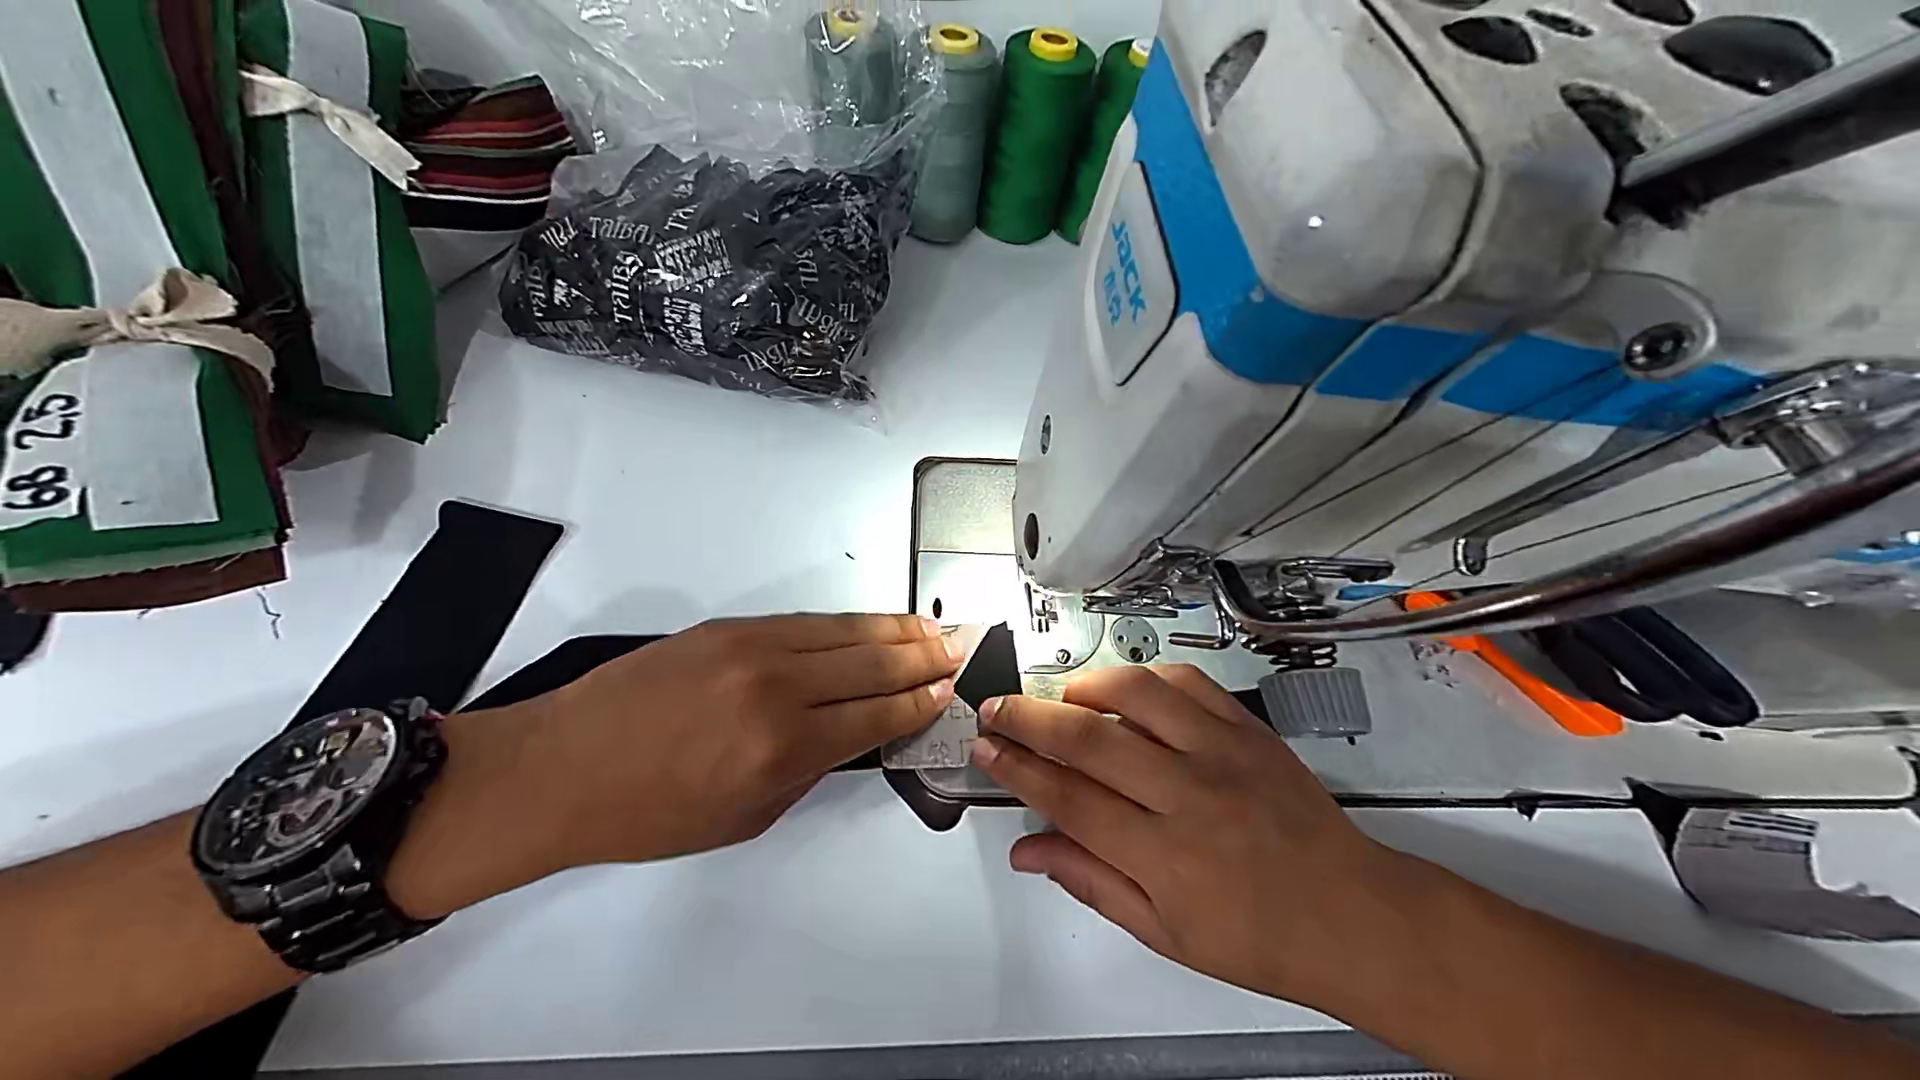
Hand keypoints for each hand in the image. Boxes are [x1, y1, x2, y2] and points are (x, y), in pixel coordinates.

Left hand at [538, 614, 963, 865]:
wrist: (562, 768)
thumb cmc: (650, 812)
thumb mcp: (746, 815)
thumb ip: (808, 770)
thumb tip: (850, 735)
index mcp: (783, 747)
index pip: (876, 715)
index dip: (918, 702)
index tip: (947, 691)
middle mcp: (776, 688)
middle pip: (872, 663)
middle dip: (922, 658)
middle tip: (956, 649)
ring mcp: (752, 648)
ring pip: (845, 631)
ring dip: (894, 630)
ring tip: (929, 628)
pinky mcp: (730, 627)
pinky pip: (807, 621)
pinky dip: (847, 623)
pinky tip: (869, 623)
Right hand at [971, 665, 1424, 1009]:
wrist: (1355, 916)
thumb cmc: (1259, 938)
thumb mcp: (1163, 931)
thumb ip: (1088, 880)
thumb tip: (1026, 850)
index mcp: (1165, 857)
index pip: (1068, 799)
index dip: (1016, 768)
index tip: (986, 750)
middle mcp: (1190, 795)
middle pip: (1088, 737)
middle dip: (1028, 718)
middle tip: (996, 709)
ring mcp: (1223, 753)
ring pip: (1134, 693)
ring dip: (1082, 687)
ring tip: (1059, 699)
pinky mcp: (1249, 729)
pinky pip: (1186, 681)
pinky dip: (1144, 677)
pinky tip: (1124, 690)